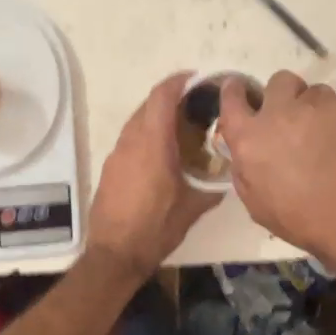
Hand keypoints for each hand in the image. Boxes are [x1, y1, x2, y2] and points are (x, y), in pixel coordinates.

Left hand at [86, 72, 222, 275]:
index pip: (162, 96)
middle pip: (147, 106)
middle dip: (169, 100)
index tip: (195, 79)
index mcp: (152, 144)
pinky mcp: (109, 171)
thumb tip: (226, 179)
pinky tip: (159, 155)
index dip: (178, 81)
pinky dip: (144, 138)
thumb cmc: (155, 229)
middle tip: (193, 107)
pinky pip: (128, 143)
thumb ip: (211, 188)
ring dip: (155, 120)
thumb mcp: (192, 209)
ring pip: (136, 124)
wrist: (115, 254)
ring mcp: (116, 157)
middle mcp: (130, 143)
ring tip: (179, 131)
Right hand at [216, 70, 335, 277]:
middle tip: (291, 123)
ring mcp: (323, 105)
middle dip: (283, 97)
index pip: (232, 98)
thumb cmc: (300, 219)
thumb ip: (244, 166)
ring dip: (314, 111)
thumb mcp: (255, 202)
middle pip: (278, 82)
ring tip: (326, 140)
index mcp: (251, 137)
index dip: (234, 91)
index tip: (239, 90)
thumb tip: (245, 147)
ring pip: (314, 93)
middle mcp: (283, 112)